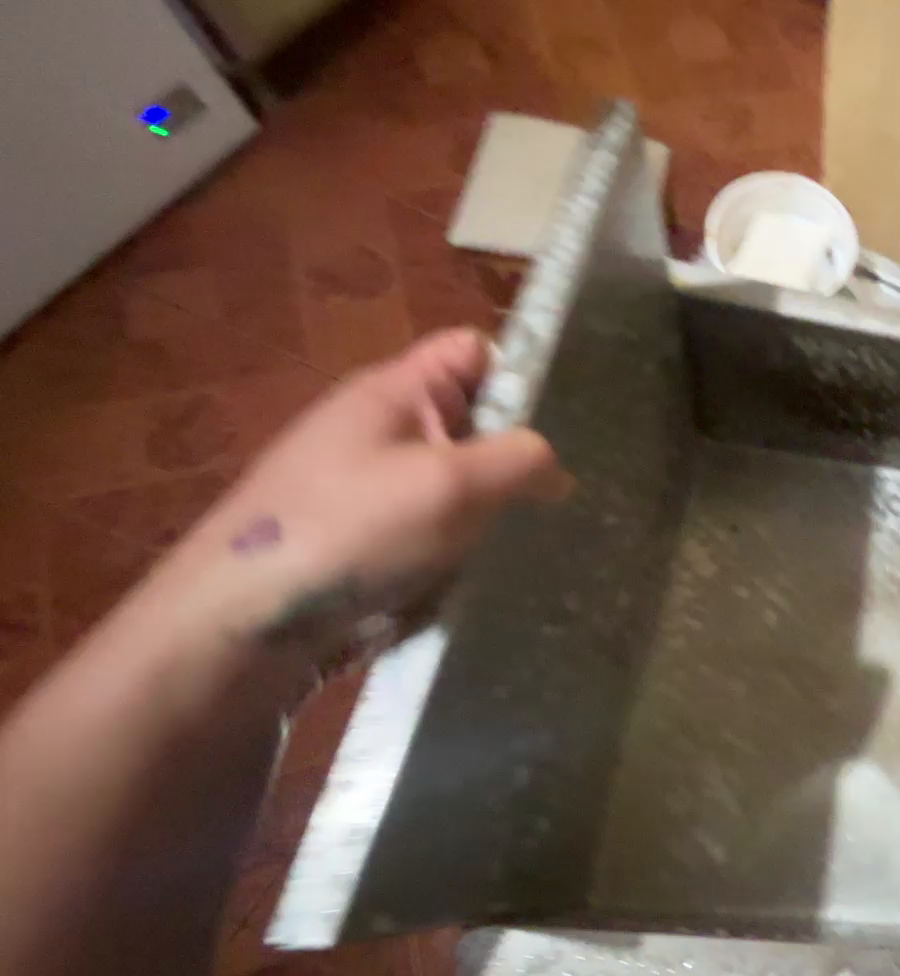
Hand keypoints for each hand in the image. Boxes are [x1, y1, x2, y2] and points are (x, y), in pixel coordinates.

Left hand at [151, 328, 569, 660]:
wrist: (245, 623)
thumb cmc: (348, 530)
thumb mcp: (448, 483)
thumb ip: (521, 461)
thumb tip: (559, 472)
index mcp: (397, 392)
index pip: (475, 351)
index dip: (525, 370)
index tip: (575, 414)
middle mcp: (392, 430)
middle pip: (482, 419)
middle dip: (528, 447)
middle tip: (578, 482)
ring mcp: (389, 487)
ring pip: (474, 479)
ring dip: (509, 503)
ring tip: (554, 529)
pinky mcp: (389, 539)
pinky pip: (456, 525)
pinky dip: (483, 539)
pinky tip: (511, 562)